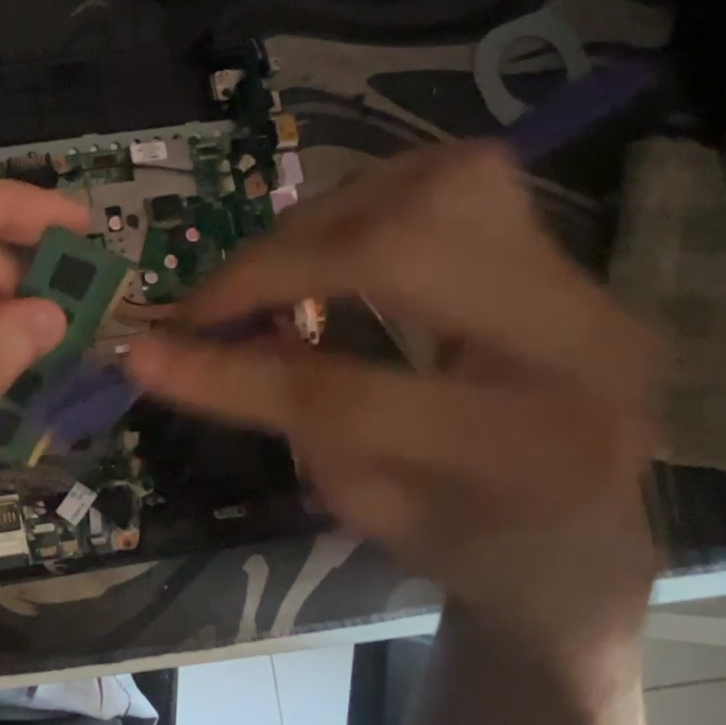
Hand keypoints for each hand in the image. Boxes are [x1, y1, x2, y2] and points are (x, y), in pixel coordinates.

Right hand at [122, 143, 662, 653]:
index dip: (228, 372)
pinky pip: (452, 181)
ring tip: (267, 275)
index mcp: (523, 451)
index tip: (139, 356)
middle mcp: (576, 346)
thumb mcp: (362, 507)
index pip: (346, 392)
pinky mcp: (560, 252)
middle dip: (274, 266)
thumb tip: (205, 341)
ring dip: (318, 222)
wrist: (586, 536)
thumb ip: (292, 421)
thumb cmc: (464, 543)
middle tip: (207, 306)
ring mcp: (582, 285)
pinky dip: (363, 202)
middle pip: (405, 250)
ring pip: (436, 188)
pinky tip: (326, 248)